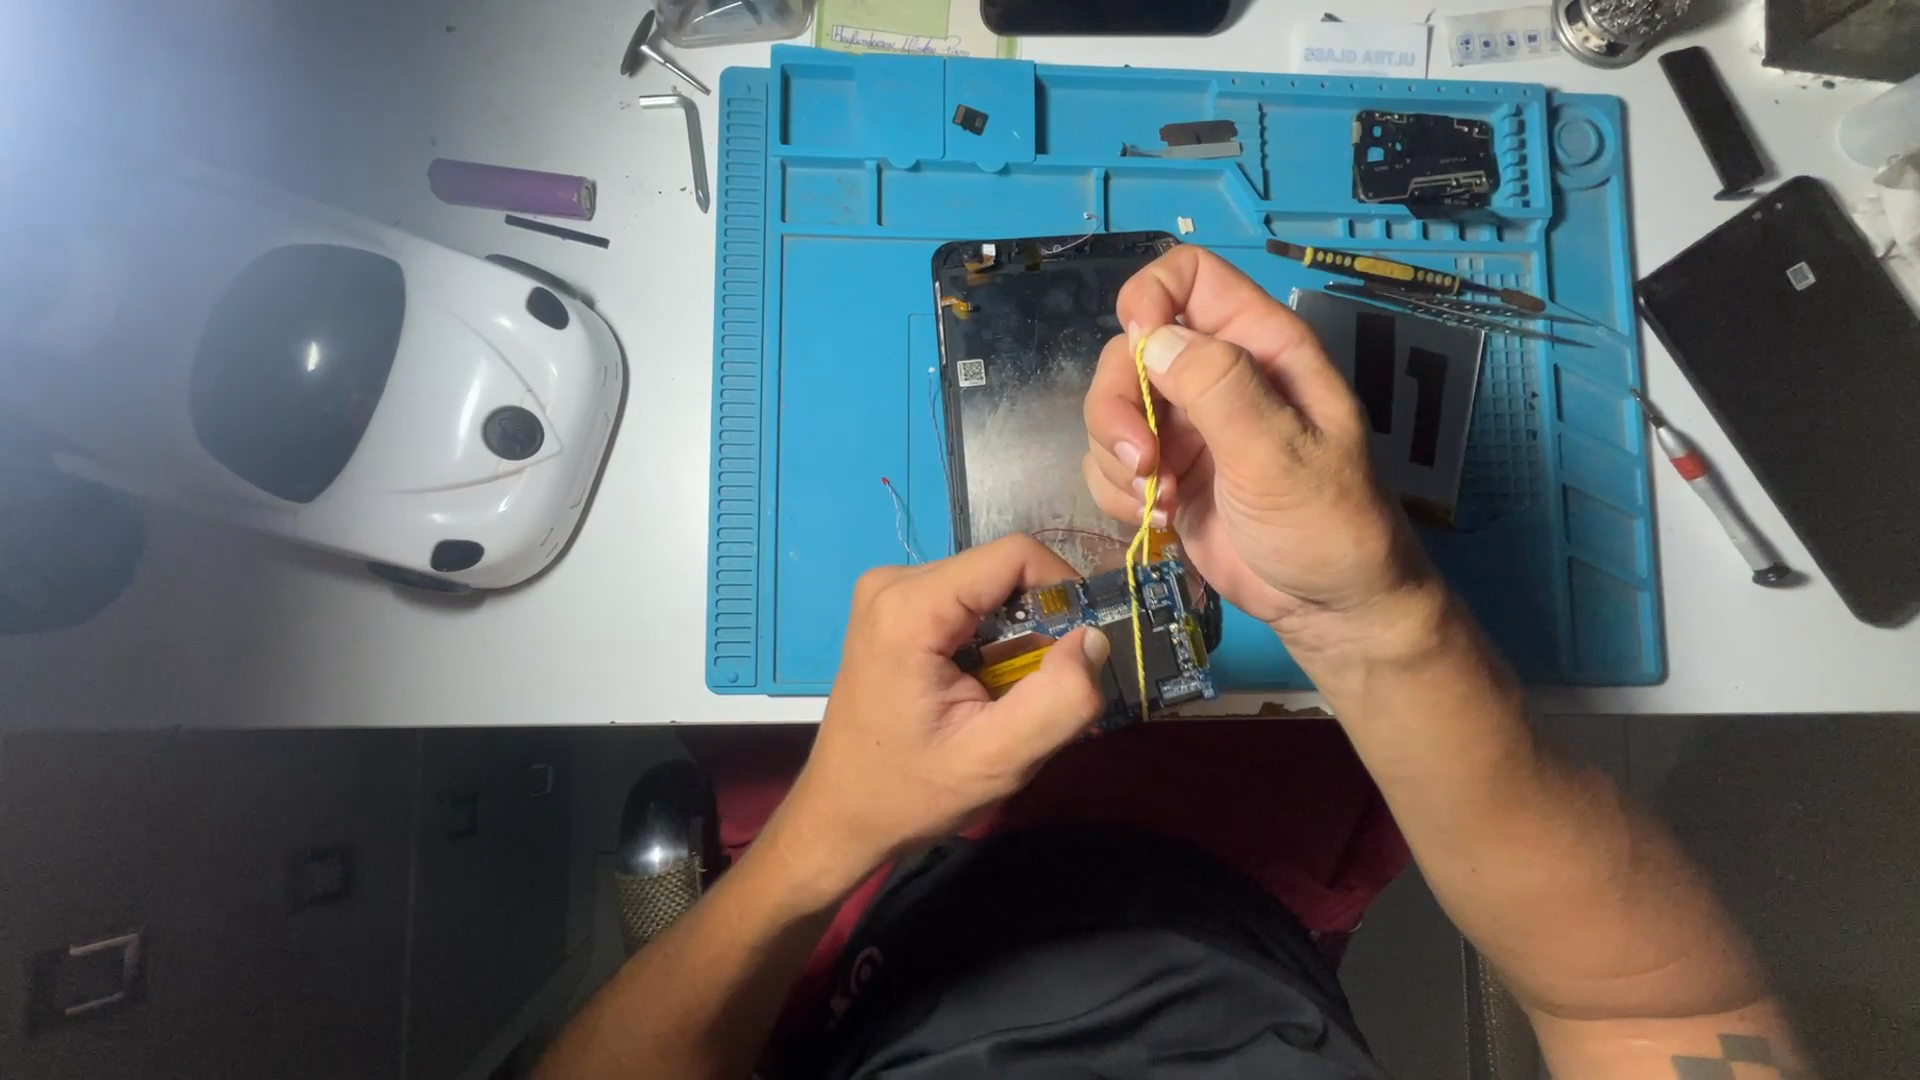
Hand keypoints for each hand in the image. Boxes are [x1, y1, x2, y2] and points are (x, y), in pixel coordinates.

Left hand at [766, 535, 1110, 897]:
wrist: (842, 813)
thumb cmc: (911, 792)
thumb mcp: (996, 760)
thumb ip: (1058, 701)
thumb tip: (1095, 638)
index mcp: (910, 606)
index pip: (1015, 555)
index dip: (1062, 589)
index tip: (1080, 647)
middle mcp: (893, 582)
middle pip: (1001, 571)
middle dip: (1039, 620)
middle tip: (1042, 684)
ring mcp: (888, 591)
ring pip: (987, 586)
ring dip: (1016, 633)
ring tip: (1009, 691)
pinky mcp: (893, 607)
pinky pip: (965, 600)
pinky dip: (991, 636)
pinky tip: (983, 683)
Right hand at [1081, 246, 1439, 659]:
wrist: (1324, 606)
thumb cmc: (1327, 524)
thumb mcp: (1283, 454)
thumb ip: (1221, 389)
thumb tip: (1153, 340)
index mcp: (1257, 348)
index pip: (1188, 278)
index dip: (1150, 299)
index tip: (1138, 355)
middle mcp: (1212, 377)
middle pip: (1126, 353)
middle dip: (1118, 409)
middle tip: (1145, 463)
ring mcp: (1183, 427)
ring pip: (1109, 412)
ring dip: (1117, 461)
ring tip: (1161, 503)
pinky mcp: (1162, 473)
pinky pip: (1107, 463)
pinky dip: (1117, 493)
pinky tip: (1158, 521)